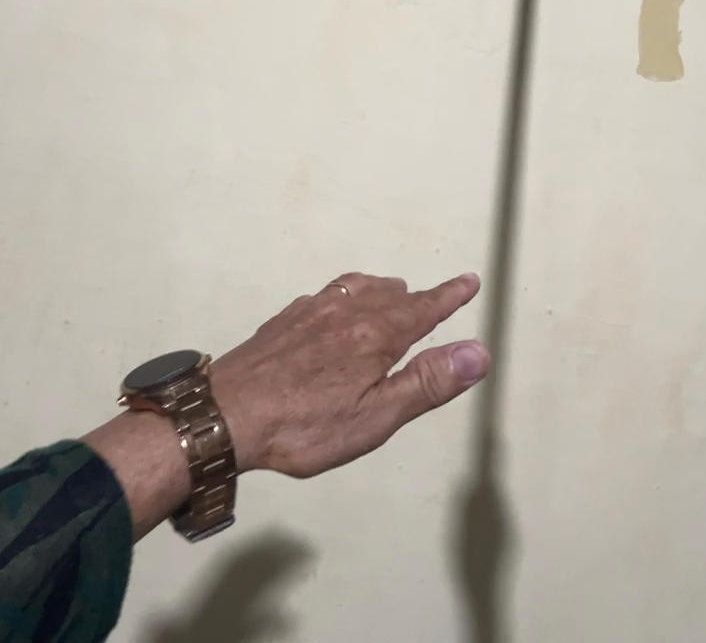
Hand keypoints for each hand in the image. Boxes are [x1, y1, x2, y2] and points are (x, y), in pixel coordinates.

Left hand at [211, 272, 489, 477]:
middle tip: (437, 298)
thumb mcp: (376, 417)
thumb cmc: (307, 425)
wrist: (227, 413)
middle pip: (393, 297)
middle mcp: (346, 312)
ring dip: (383, 289)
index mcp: (375, 336)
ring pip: (358, 288)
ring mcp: (313, 311)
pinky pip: (329, 293)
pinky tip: (337, 305)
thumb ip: (427, 382)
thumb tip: (477, 351)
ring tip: (394, 292)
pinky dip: (349, 291)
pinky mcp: (287, 318)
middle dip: (419, 297)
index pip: (423, 309)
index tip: (469, 281)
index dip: (449, 296)